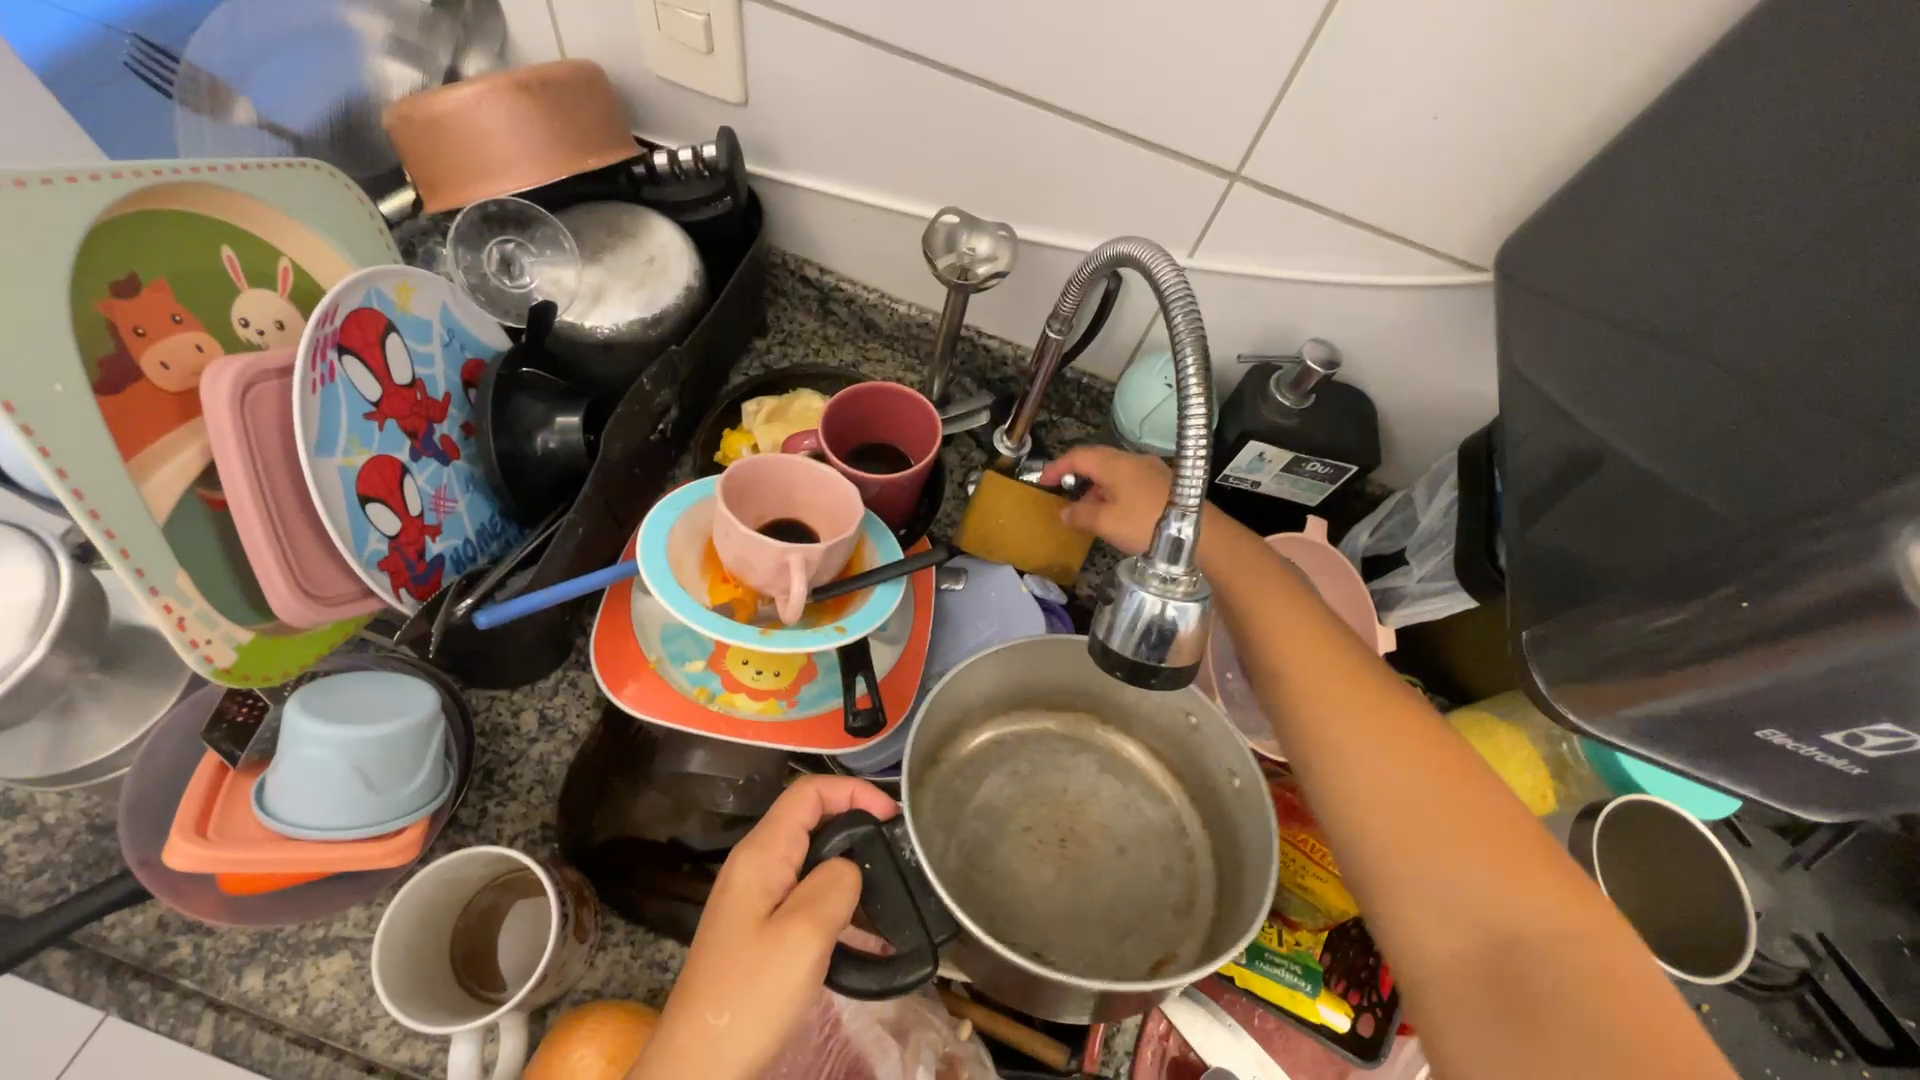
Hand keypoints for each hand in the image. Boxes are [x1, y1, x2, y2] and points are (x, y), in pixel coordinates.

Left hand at [628, 775, 897, 1079]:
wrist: (700, 1066)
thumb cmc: (750, 994)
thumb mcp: (803, 934)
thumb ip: (836, 884)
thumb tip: (851, 867)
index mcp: (761, 854)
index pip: (808, 792)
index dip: (854, 791)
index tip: (893, 817)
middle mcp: (757, 866)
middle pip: (813, 822)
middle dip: (858, 827)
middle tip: (899, 854)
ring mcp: (758, 899)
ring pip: (814, 862)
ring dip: (852, 871)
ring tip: (891, 895)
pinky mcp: (762, 930)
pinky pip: (808, 898)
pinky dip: (840, 905)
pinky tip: (868, 935)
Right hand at [1037, 445, 1173, 555]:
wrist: (1200, 533)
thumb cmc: (1147, 524)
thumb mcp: (1107, 523)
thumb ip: (1081, 516)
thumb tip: (1064, 512)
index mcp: (1115, 464)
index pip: (1078, 456)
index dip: (1057, 467)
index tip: (1042, 481)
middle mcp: (1133, 460)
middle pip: (1097, 461)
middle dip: (1077, 477)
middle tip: (1063, 495)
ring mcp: (1151, 470)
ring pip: (1114, 473)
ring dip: (1097, 489)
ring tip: (1088, 513)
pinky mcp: (1164, 483)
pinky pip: (1129, 482)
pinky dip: (1114, 493)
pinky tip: (1114, 514)